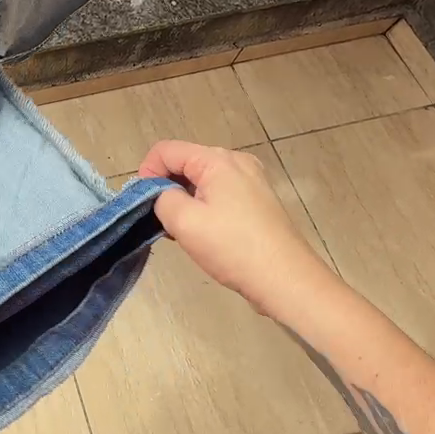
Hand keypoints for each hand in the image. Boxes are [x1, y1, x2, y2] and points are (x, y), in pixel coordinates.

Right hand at [138, 139, 340, 320]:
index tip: (145, 204)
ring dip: (186, 200)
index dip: (147, 173)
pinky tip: (208, 235)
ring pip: (202, 180)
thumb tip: (162, 195)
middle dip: (168, 188)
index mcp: (217, 159)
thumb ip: (161, 198)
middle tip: (164, 221)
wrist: (289, 283)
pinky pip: (220, 193)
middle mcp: (237, 161)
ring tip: (186, 232)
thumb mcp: (183, 221)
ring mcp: (252, 181)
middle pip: (186, 163)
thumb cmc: (234, 248)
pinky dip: (206, 208)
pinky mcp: (260, 201)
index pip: (166, 150)